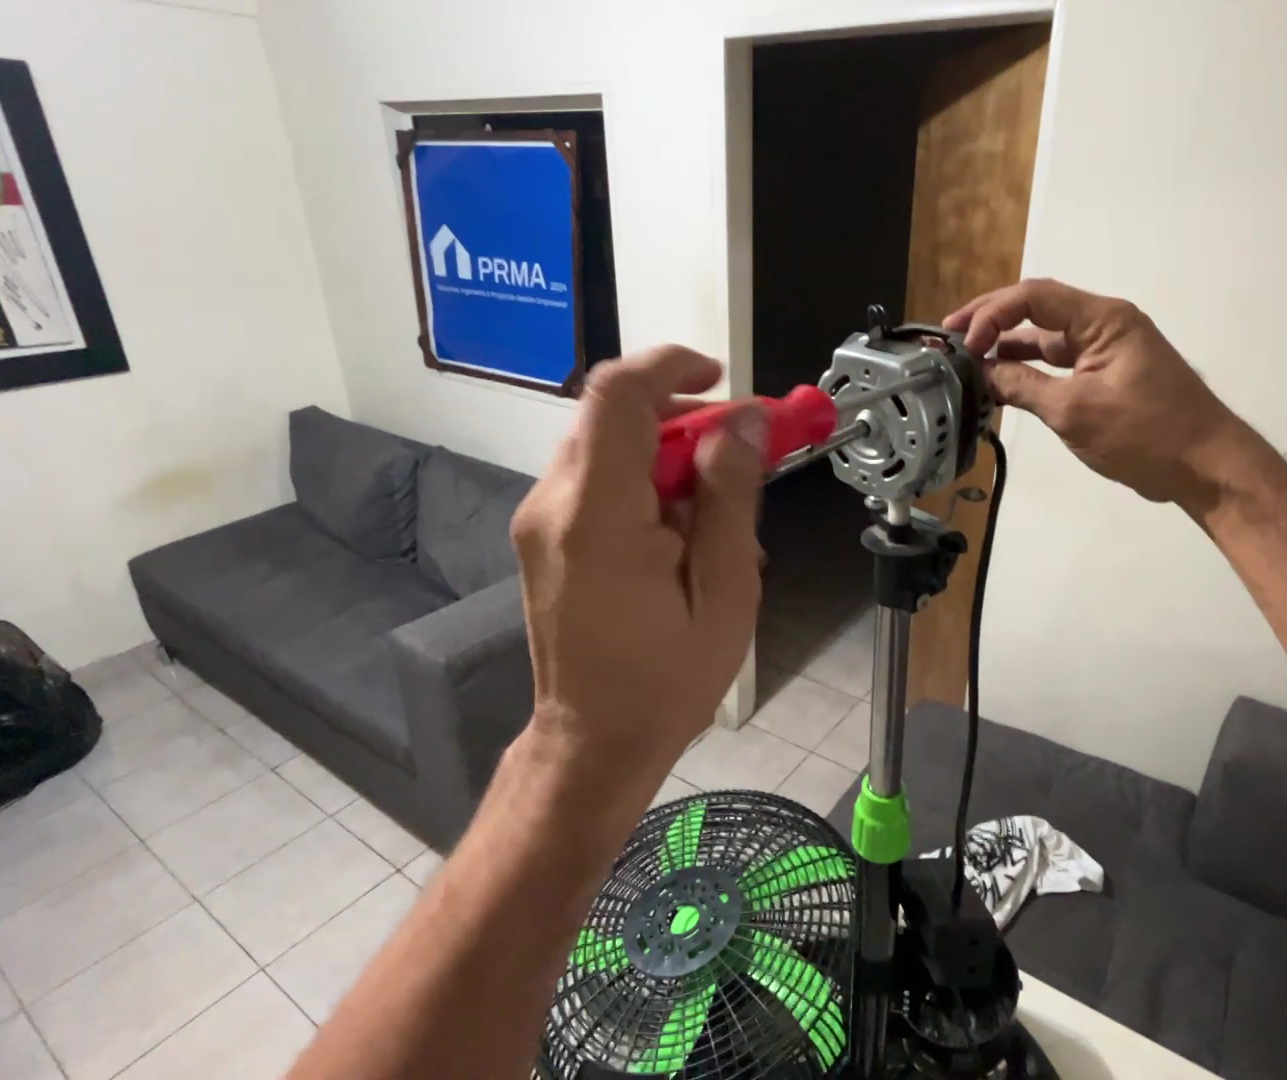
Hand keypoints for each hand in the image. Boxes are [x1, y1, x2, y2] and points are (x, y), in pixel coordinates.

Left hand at [511, 347, 766, 768]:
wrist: (594, 741)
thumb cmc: (666, 682)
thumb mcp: (724, 593)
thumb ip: (730, 497)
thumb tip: (745, 423)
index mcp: (597, 515)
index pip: (619, 395)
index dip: (672, 366)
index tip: (723, 379)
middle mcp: (553, 504)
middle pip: (616, 418)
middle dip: (686, 419)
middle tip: (744, 454)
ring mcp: (541, 521)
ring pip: (609, 448)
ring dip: (670, 456)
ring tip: (720, 512)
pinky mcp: (544, 537)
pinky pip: (598, 482)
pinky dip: (645, 485)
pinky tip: (683, 535)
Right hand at [946, 279, 1240, 504]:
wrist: (1204, 465)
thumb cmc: (1146, 435)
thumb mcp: (1074, 412)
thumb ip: (1024, 386)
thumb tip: (983, 372)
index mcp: (1103, 320)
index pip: (1035, 297)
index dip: (992, 314)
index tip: (964, 343)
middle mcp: (1104, 325)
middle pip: (1037, 309)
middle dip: (992, 319)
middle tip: (949, 334)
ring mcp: (1105, 350)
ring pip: (1045, 337)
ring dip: (1006, 345)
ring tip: (966, 358)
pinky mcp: (1105, 375)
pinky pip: (1058, 362)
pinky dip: (1027, 368)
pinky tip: (999, 380)